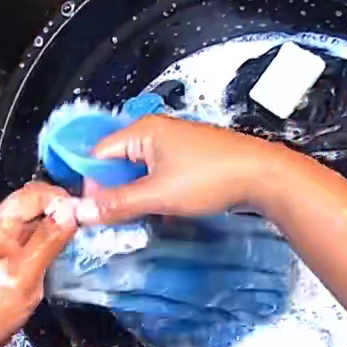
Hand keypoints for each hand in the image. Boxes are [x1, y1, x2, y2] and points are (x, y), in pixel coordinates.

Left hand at [0, 183, 77, 346]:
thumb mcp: (23, 276)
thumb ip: (47, 241)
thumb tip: (72, 210)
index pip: (34, 193)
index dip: (62, 199)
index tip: (86, 216)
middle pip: (33, 203)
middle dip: (60, 210)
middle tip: (86, 227)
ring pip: (32, 220)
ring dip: (54, 225)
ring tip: (77, 239)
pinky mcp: (0, 257)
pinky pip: (27, 237)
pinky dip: (45, 240)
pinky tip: (58, 253)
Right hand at [72, 116, 298, 225]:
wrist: (264, 176)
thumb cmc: (213, 177)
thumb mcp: (159, 195)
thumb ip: (118, 204)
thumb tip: (83, 212)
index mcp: (143, 131)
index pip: (98, 153)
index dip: (92, 182)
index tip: (95, 209)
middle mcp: (155, 132)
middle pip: (117, 163)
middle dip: (115, 191)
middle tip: (119, 216)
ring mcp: (173, 145)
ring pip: (138, 172)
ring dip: (136, 195)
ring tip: (145, 214)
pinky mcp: (187, 159)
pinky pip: (157, 176)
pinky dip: (154, 194)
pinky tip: (164, 210)